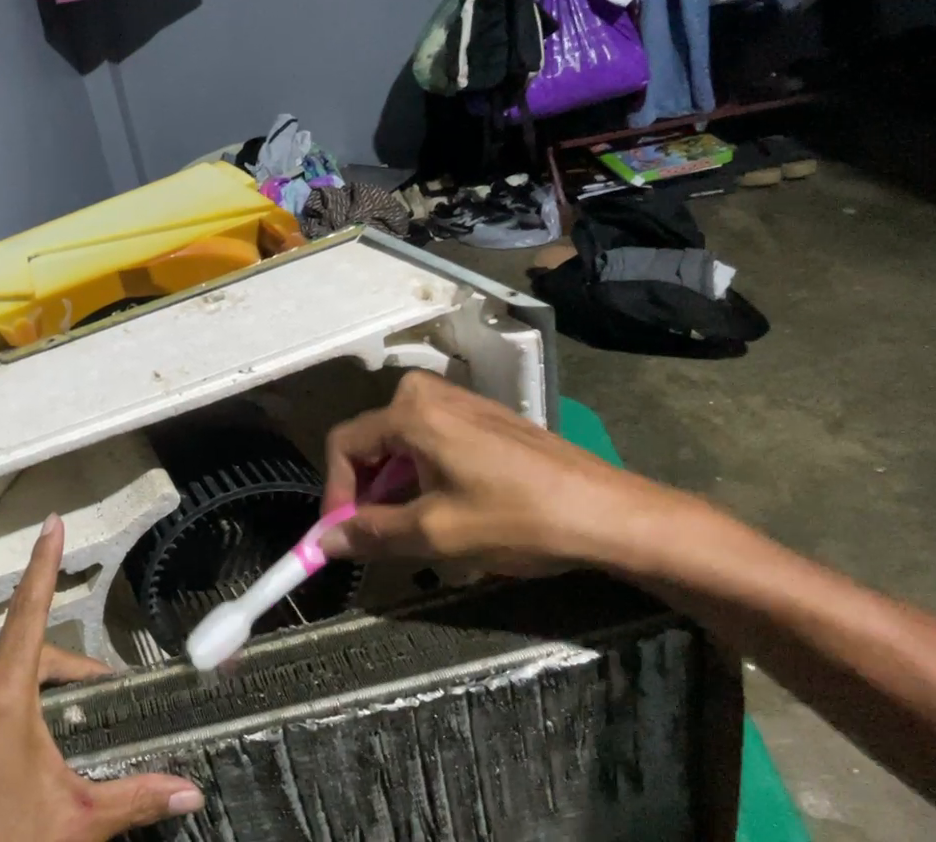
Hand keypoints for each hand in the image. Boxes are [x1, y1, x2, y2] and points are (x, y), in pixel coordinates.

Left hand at [0, 514, 204, 841]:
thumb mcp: (76, 824)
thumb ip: (135, 799)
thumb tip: (188, 792)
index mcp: (4, 698)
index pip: (31, 613)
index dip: (44, 564)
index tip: (52, 524)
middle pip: (23, 661)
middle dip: (63, 675)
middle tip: (97, 703)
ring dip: (26, 706)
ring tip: (51, 748)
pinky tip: (5, 772)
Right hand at [318, 371, 679, 575]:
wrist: (612, 515)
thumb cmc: (519, 519)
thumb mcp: (436, 533)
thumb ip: (371, 533)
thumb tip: (323, 543)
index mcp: (411, 412)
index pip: (344, 445)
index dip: (335, 493)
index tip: (342, 535)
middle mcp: (428, 393)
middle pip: (370, 441)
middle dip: (365, 491)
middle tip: (375, 534)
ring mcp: (459, 401)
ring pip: (399, 443)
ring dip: (394, 486)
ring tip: (412, 527)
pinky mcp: (483, 416)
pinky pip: (429, 439)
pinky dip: (421, 473)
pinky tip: (445, 507)